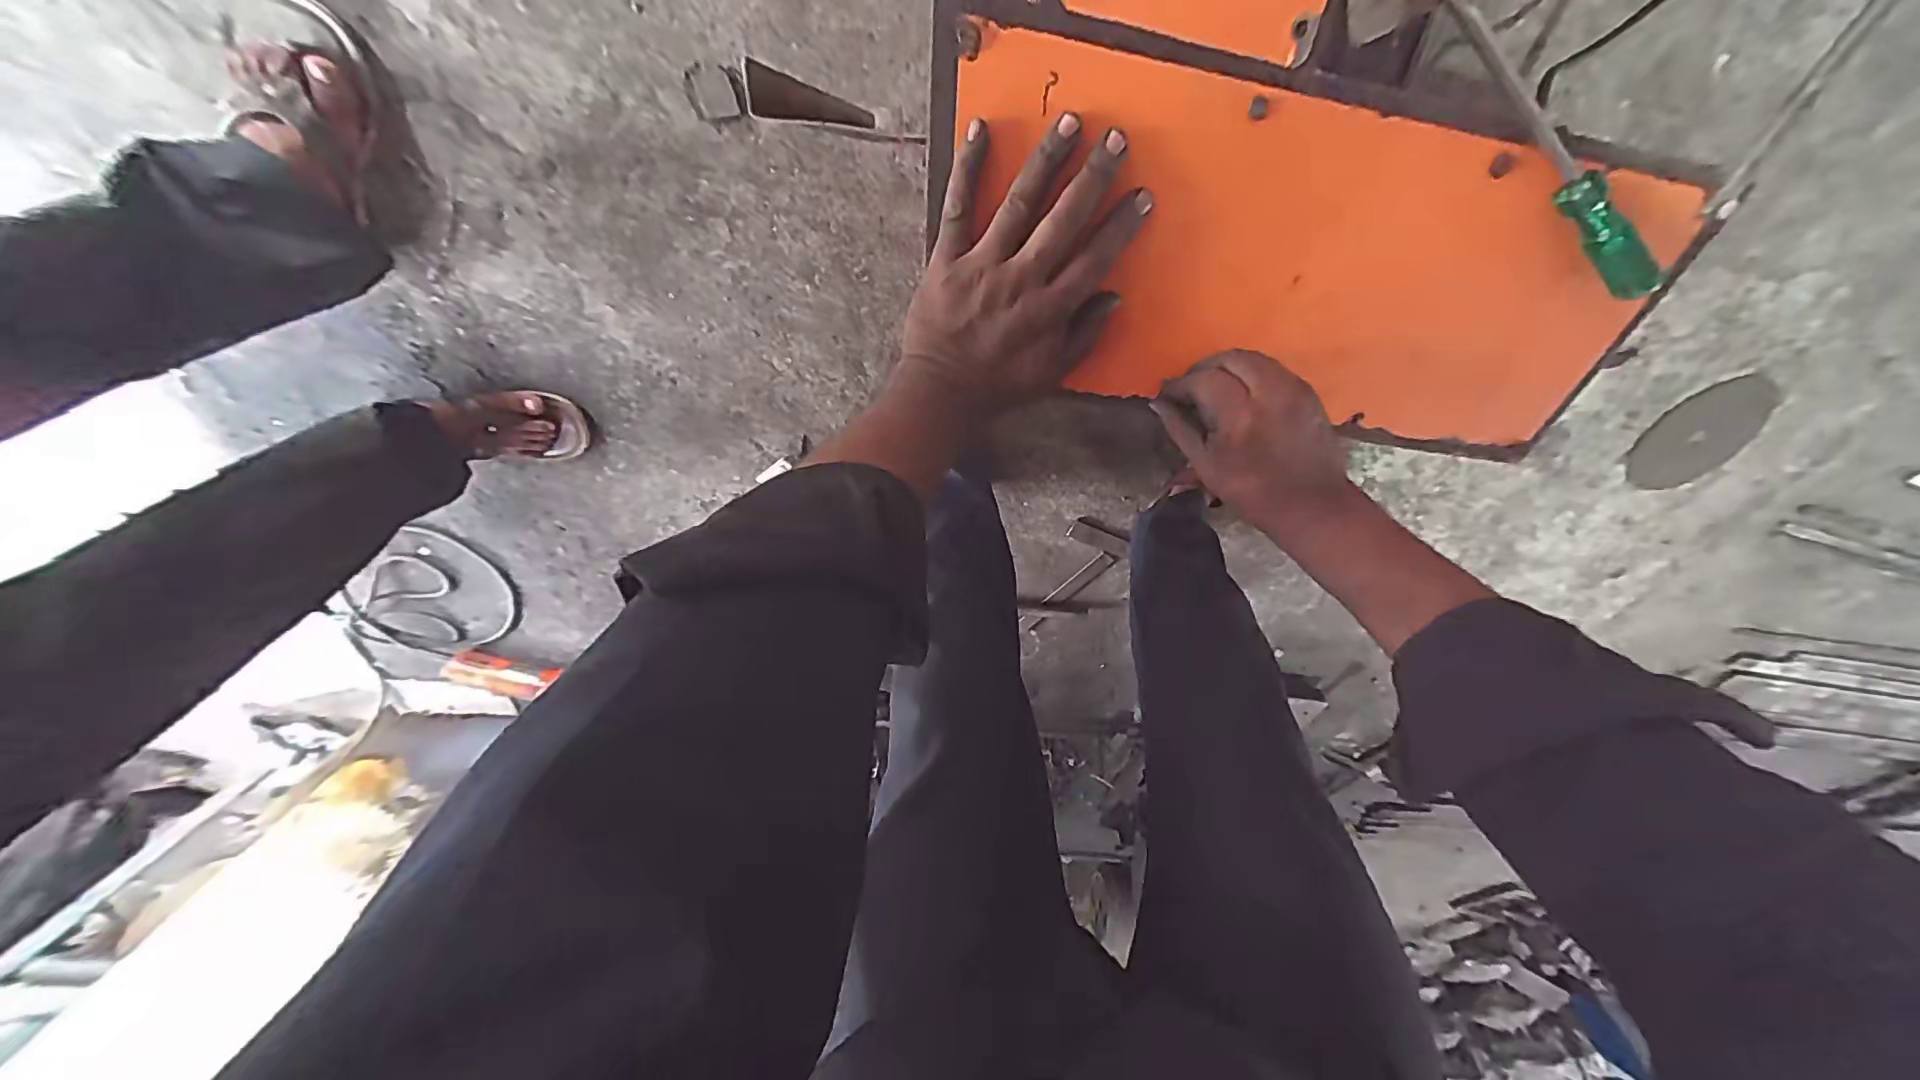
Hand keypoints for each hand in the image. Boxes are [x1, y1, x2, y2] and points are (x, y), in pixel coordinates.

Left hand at [896, 113, 1153, 416]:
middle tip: (1116, 140)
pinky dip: (968, 168)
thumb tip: (1113, 297)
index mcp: (1049, 310)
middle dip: (1093, 178)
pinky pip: (958, 208)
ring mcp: (982, 266)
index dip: (1120, 226)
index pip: (1094, 258)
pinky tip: (981, 129)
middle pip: (1064, 221)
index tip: (1141, 196)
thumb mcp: (1051, 373)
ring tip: (1070, 122)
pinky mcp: (947, 260)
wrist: (941, 393)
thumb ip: (1084, 335)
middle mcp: (1021, 280)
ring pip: (1019, 204)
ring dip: (1047, 161)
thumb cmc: (998, 386)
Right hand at [1150, 350, 1353, 530]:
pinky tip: (1242, 393)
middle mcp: (1268, 393)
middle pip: (1230, 358)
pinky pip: (1273, 368)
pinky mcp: (1307, 392)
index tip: (1168, 394)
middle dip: (1204, 368)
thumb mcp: (1205, 466)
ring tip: (1214, 386)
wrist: (1309, 504)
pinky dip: (1251, 373)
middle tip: (1190, 387)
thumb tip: (1158, 403)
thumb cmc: (1250, 491)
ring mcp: (1292, 389)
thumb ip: (1180, 429)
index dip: (1180, 384)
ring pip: (1254, 358)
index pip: (1202, 380)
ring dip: (1228, 366)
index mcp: (1238, 415)